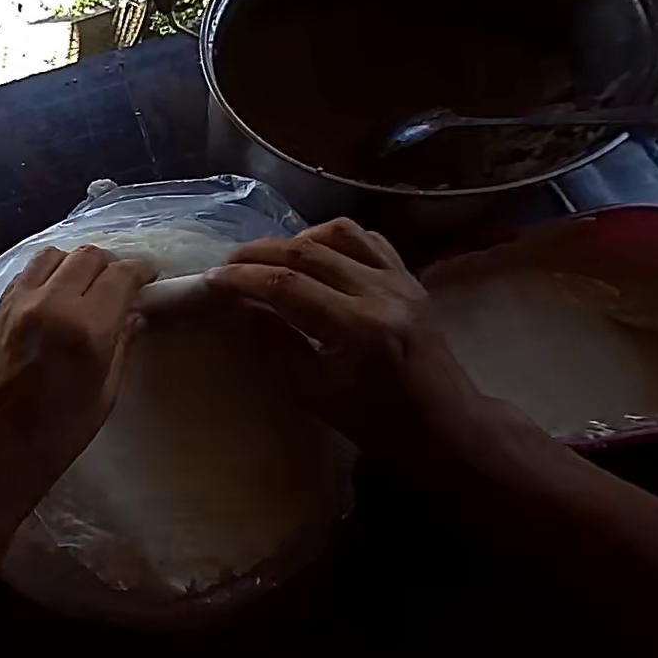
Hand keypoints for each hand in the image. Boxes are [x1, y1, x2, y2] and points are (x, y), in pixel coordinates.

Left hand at [0, 245, 155, 554]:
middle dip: (113, 264)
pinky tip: (56, 292)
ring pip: (56, 254)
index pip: (121, 275)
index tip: (150, 278)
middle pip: (90, 256)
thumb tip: (134, 314)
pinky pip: (29, 270)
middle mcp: (50, 304)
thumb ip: (122, 346)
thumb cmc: (55, 436)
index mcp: (85, 329)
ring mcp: (19, 302)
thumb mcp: (104, 395)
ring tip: (88, 286)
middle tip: (122, 284)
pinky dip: (49, 271)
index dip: (142, 271)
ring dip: (78, 263)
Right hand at [203, 218, 497, 453]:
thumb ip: (276, 342)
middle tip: (225, 264)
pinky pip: (365, 238)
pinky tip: (310, 255)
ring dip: (292, 240)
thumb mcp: (313, 391)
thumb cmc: (375, 419)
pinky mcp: (408, 276)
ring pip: (336, 234)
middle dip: (256, 253)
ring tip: (266, 258)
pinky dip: (329, 238)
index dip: (242, 278)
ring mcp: (400, 280)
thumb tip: (244, 306)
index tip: (210, 279)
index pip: (286, 286)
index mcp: (358, 329)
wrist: (447, 424)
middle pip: (305, 252)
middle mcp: (381, 294)